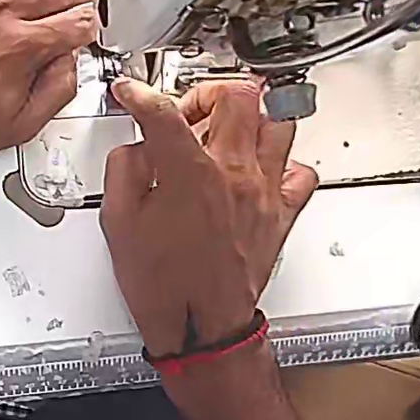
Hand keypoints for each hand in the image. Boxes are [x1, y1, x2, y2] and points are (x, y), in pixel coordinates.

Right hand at [100, 78, 318, 357]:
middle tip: (185, 113)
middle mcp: (233, 175)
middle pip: (237, 96)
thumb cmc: (164, 285)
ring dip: (247, 117)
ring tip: (222, 132)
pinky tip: (257, 168)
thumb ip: (123, 170)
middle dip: (204, 93)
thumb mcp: (119, 222)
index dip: (140, 94)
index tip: (132, 93)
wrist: (200, 326)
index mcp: (189, 174)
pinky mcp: (281, 214)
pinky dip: (281, 160)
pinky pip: (301, 170)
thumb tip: (136, 148)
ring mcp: (263, 192)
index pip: (163, 111)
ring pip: (277, 122)